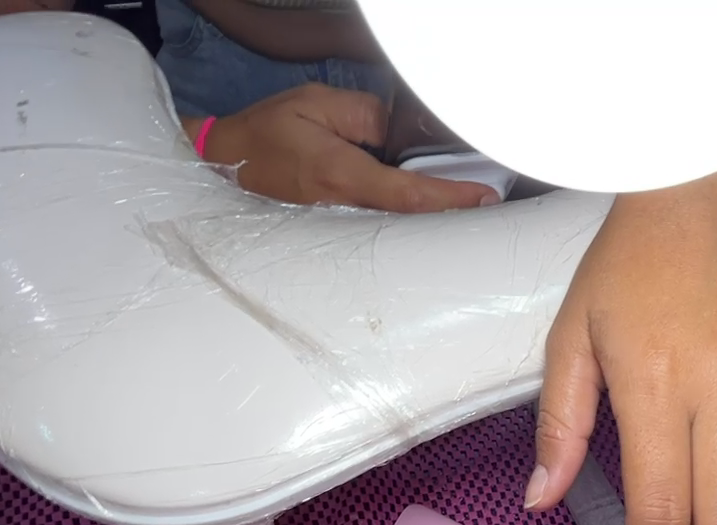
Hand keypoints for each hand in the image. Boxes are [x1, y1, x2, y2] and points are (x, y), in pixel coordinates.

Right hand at [196, 84, 496, 212]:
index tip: (482, 197)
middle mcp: (350, 210)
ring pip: (402, 227)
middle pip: (414, 220)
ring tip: (468, 207)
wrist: (229, 167)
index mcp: (345, 177)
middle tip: (488, 207)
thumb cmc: (266, 136)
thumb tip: (394, 131)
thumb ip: (362, 115)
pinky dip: (413, 218)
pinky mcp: (343, 227)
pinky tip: (430, 211)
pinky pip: (386, 225)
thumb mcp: (313, 105)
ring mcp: (347, 225)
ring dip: (435, 218)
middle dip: (452, 215)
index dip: (450, 198)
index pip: (410, 194)